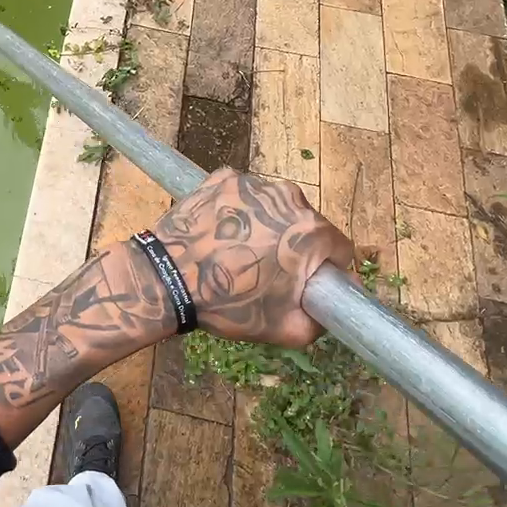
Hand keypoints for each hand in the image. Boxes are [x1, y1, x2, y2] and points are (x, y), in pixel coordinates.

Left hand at [152, 169, 353, 347]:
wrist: (168, 277)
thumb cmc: (230, 303)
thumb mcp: (288, 329)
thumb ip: (322, 320)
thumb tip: (335, 308)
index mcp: (310, 231)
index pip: (338, 248)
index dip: (328, 269)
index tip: (309, 282)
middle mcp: (287, 197)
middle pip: (306, 224)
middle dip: (296, 246)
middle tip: (271, 270)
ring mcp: (252, 183)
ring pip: (275, 208)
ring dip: (267, 226)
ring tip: (241, 251)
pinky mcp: (222, 177)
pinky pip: (243, 196)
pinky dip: (239, 211)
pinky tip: (222, 233)